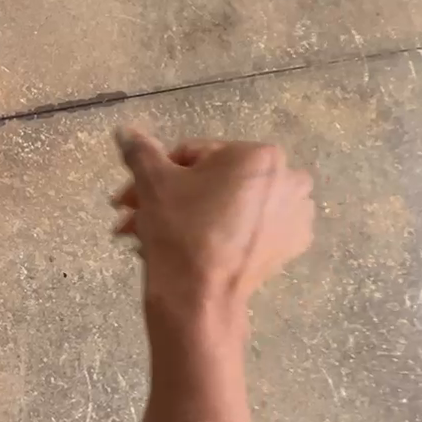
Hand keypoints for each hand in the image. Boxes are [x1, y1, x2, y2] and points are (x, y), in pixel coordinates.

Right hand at [111, 127, 315, 321]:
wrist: (200, 292)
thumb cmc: (178, 229)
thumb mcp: (151, 184)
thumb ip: (140, 152)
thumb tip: (125, 129)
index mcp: (257, 155)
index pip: (191, 154)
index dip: (153, 176)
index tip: (128, 200)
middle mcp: (289, 176)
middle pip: (210, 181)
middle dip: (167, 199)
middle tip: (134, 220)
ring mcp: (296, 212)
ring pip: (227, 204)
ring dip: (188, 215)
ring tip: (154, 238)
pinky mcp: (291, 243)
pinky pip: (248, 228)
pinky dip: (219, 233)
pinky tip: (191, 248)